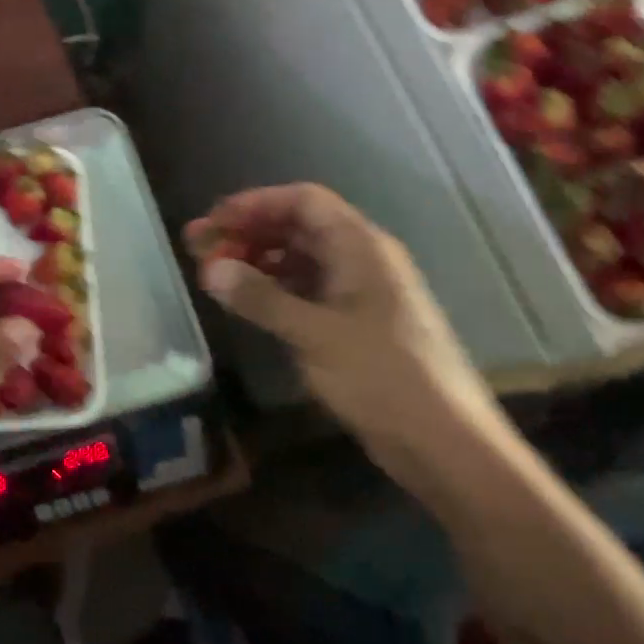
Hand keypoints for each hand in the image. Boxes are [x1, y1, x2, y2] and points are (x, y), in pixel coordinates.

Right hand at [184, 184, 495, 449]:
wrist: (444, 441)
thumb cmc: (383, 376)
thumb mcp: (314, 335)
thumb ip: (261, 298)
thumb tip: (210, 269)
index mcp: (362, 247)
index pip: (303, 201)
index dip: (255, 204)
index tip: (213, 222)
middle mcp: (362, 260)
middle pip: (299, 227)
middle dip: (249, 232)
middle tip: (200, 249)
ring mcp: (361, 293)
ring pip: (302, 259)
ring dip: (258, 261)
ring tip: (216, 277)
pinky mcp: (356, 325)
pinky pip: (309, 290)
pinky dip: (276, 290)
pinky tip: (249, 305)